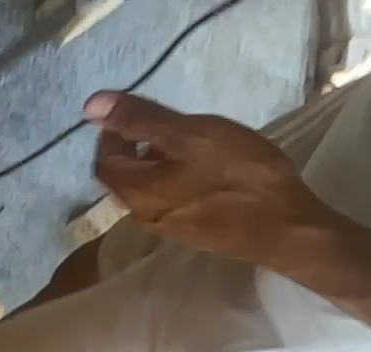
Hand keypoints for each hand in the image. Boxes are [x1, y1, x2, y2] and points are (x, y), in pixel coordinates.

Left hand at [85, 91, 342, 270]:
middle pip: (121, 176)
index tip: (127, 113)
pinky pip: (166, 196)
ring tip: (177, 137)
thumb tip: (92, 105)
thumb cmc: (235, 175)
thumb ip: (142, 120)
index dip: (109, 135)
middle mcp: (137, 211)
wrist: (278, 226)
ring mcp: (162, 223)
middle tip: (151, 122)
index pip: (103, 161)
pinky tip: (198, 164)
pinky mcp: (187, 227)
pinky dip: (169, 175)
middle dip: (128, 147)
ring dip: (150, 161)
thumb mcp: (189, 136)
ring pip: (144, 187)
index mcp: (132, 190)